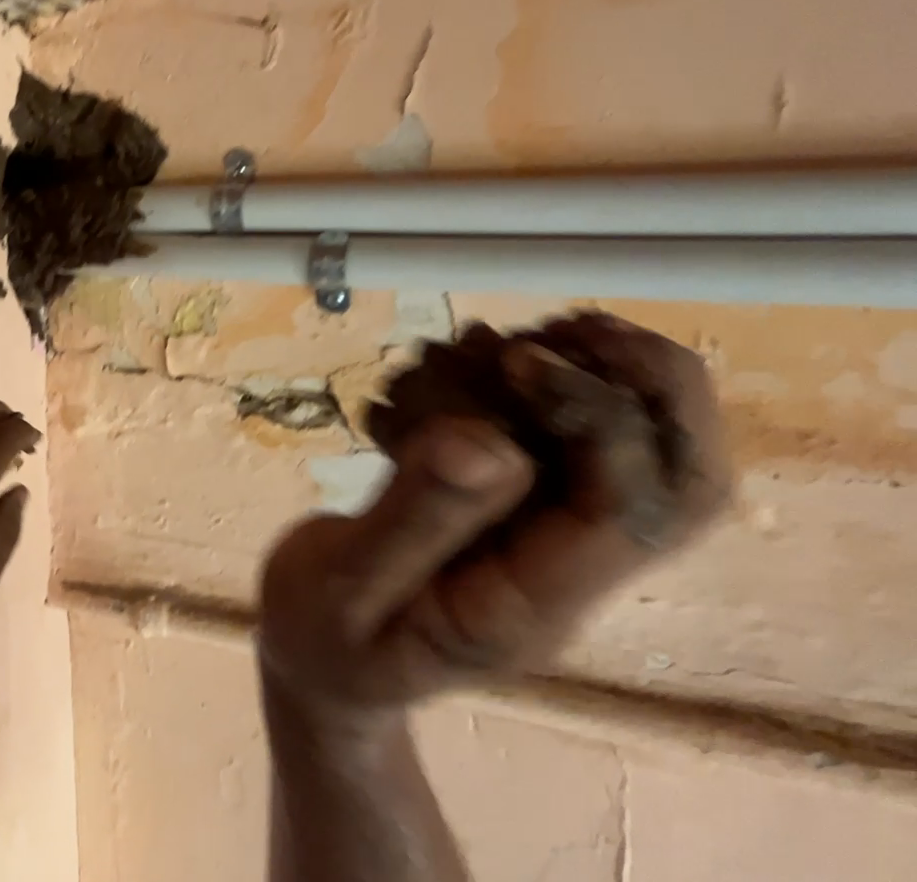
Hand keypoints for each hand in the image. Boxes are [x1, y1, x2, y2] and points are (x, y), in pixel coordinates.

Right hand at [258, 314, 730, 723]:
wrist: (318, 665)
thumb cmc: (320, 637)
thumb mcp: (343, 585)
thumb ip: (410, 521)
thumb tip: (484, 441)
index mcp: (529, 605)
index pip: (626, 511)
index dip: (598, 418)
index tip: (515, 358)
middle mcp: (561, 573)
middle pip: (673, 487)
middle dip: (647, 392)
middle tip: (568, 326)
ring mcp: (543, 546)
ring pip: (632, 461)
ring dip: (594, 382)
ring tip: (511, 335)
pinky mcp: (512, 519)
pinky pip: (560, 452)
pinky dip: (534, 395)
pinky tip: (473, 366)